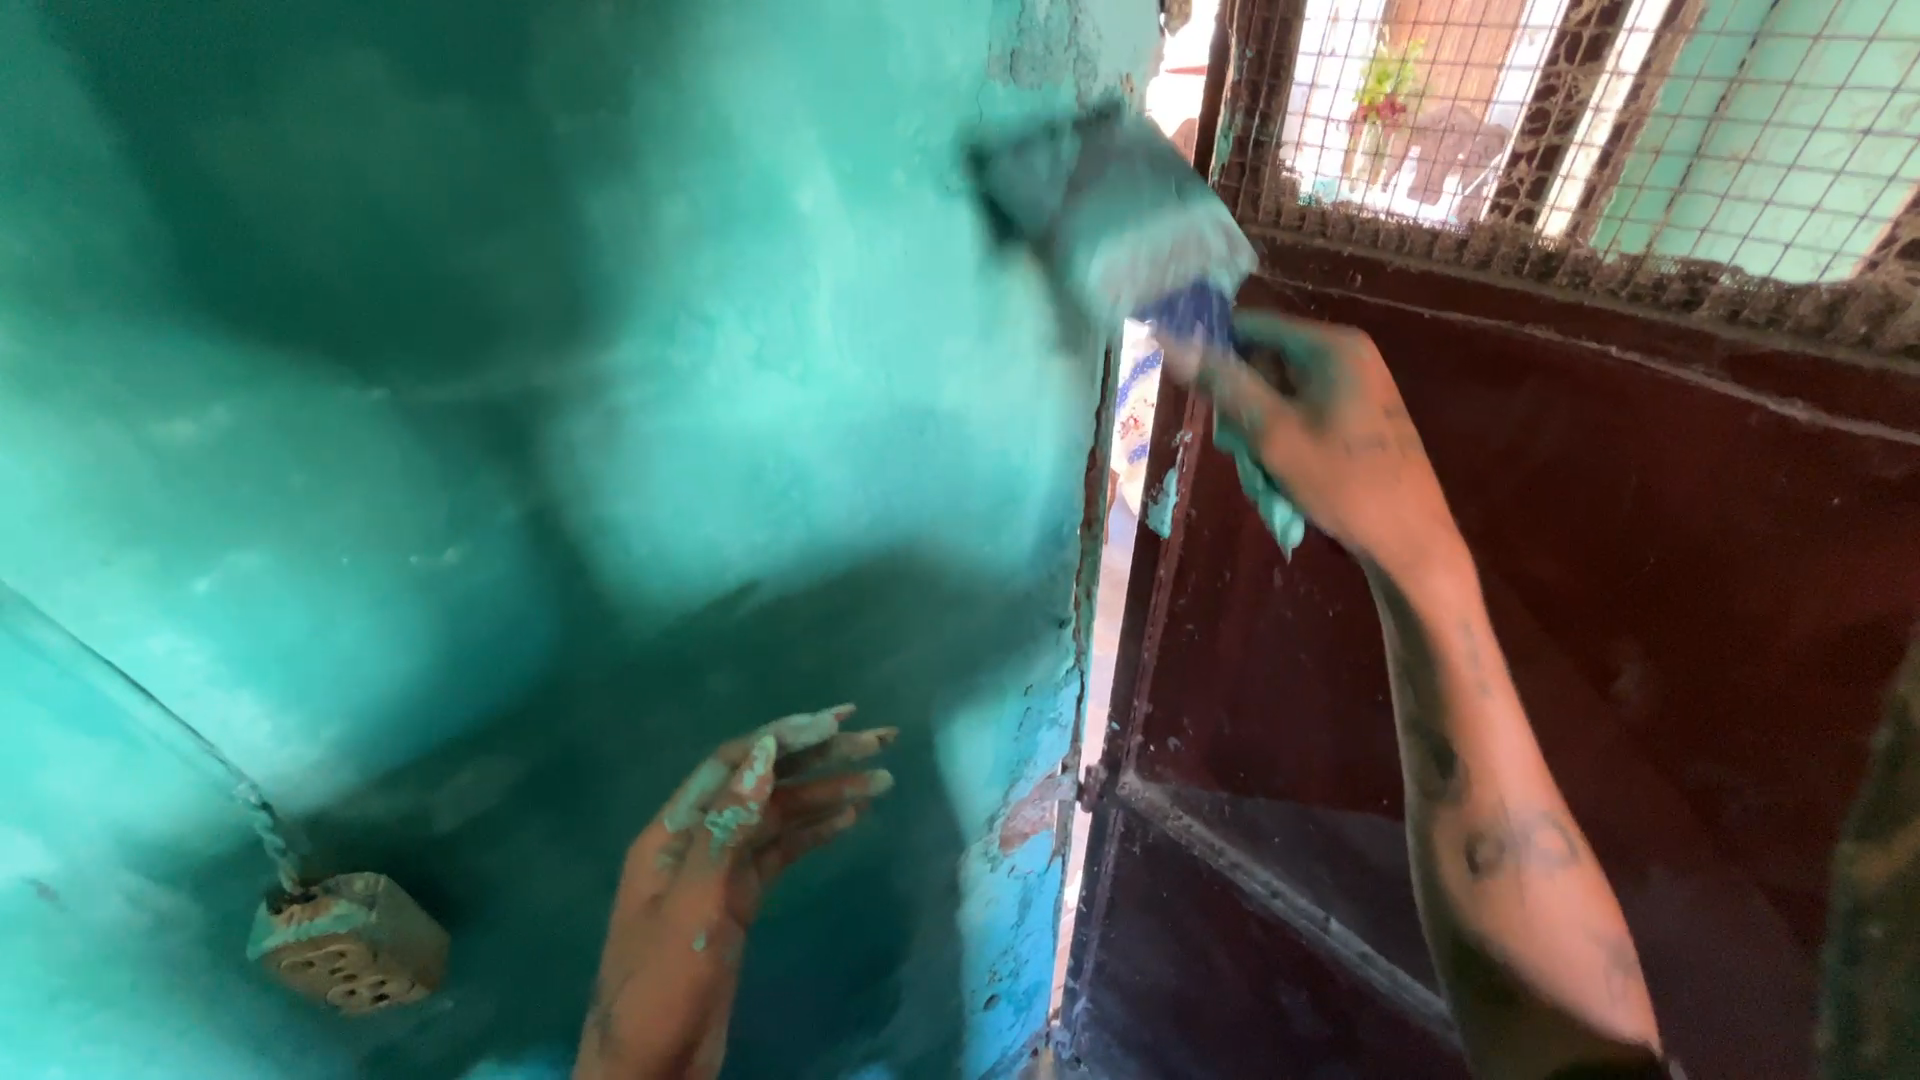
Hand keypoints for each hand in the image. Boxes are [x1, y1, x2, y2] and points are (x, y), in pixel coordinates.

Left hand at [574, 705, 895, 1079]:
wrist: (648, 1075)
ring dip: (829, 793)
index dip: (785, 737)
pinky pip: (785, 851)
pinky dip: (819, 831)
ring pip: (781, 816)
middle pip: (765, 782)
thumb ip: (727, 828)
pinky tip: (854, 817)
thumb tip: (764, 752)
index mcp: (674, 832)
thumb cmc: (659, 990)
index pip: (735, 764)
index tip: (837, 724)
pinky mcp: (742, 899)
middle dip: (820, 757)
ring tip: (883, 776)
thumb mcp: (692, 907)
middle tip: (878, 737)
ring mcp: (722, 870)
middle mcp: (699, 839)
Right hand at [1170, 312, 1463, 578]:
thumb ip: (1224, 384)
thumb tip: (1173, 341)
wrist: (1408, 540)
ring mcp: (1351, 388)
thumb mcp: (1273, 433)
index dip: (1214, 356)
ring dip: (1258, 439)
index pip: (1250, 327)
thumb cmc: (1343, 482)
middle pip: (1261, 367)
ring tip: (1265, 477)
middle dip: (1241, 412)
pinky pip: (1297, 419)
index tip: (1197, 399)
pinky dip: (1281, 448)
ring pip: (1274, 400)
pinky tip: (1284, 481)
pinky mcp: (1353, 418)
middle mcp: (1344, 356)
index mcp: (1330, 347)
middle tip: (1240, 452)